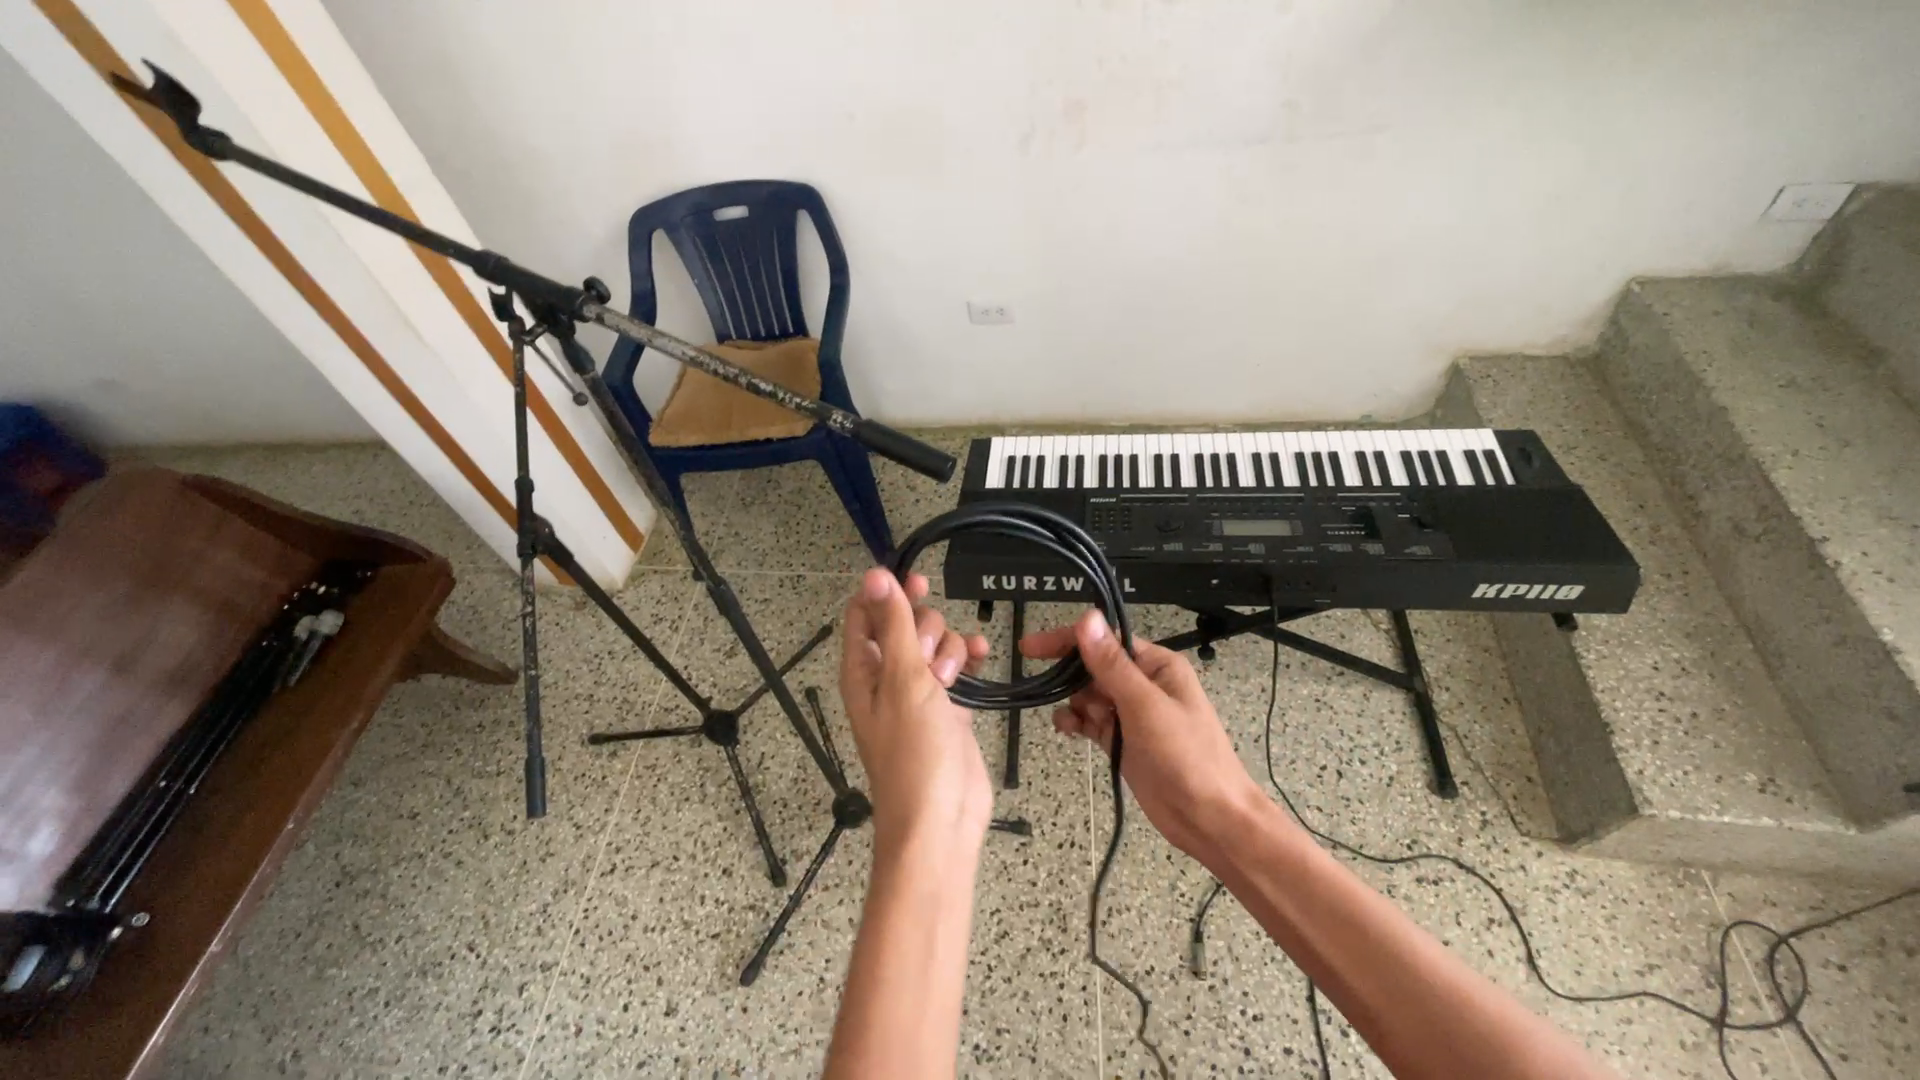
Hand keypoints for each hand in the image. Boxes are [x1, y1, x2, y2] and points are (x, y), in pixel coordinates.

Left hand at [840, 568, 992, 850]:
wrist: (940, 818)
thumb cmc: (914, 752)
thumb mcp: (903, 681)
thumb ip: (895, 626)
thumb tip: (875, 574)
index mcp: (862, 671)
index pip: (864, 615)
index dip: (886, 592)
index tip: (917, 581)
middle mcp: (887, 678)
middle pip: (906, 625)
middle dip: (926, 629)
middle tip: (932, 660)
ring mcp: (919, 694)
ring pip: (936, 645)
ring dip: (950, 649)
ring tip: (953, 679)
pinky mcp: (949, 708)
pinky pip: (959, 668)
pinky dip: (969, 659)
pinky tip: (982, 657)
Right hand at [1022, 611, 1271, 858]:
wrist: (1210, 818)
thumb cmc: (1186, 757)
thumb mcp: (1146, 706)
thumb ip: (1112, 665)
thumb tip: (1088, 619)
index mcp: (1157, 666)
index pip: (1106, 641)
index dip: (1068, 640)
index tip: (1030, 648)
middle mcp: (1144, 684)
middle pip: (1094, 667)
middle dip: (1070, 676)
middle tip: (1044, 687)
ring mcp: (1132, 714)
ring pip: (1088, 695)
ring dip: (1073, 702)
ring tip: (1072, 721)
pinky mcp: (1122, 741)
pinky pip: (1090, 722)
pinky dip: (1075, 723)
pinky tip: (1067, 730)